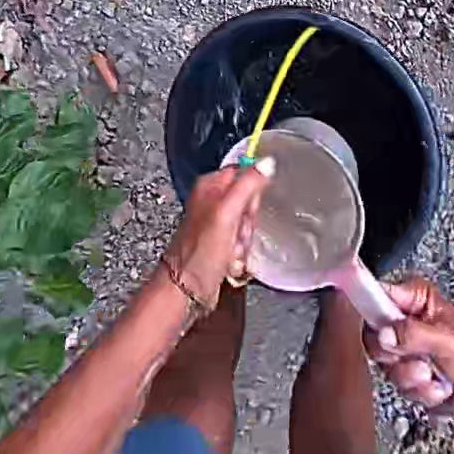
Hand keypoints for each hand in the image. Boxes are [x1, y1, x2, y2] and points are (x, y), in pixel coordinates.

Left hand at [159, 161, 274, 310]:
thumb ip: (248, 184)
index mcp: (210, 185)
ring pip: (248, 222)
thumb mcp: (227, 212)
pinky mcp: (221, 242)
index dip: (253, 190)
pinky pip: (243, 240)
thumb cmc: (201, 252)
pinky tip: (231, 259)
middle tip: (237, 231)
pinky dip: (241, 251)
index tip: (249, 206)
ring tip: (232, 249)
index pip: (245, 172)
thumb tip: (268, 162)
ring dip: (245, 239)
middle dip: (249, 219)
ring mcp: (217, 222)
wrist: (186, 290)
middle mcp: (212, 201)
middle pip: (249, 199)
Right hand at [363, 276, 453, 424]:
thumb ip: (415, 334)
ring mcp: (403, 344)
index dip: (379, 316)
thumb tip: (384, 333)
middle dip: (399, 357)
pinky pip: (394, 381)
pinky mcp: (403, 368)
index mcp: (417, 297)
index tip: (388, 337)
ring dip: (412, 377)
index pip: (380, 294)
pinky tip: (436, 387)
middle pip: (376, 333)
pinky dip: (417, 390)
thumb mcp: (448, 341)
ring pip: (385, 361)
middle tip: (420, 362)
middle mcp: (406, 317)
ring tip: (435, 376)